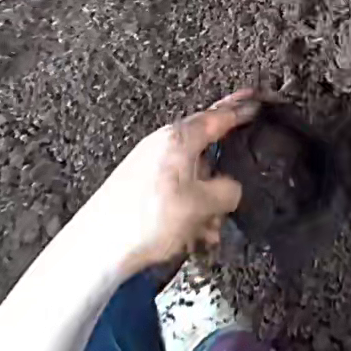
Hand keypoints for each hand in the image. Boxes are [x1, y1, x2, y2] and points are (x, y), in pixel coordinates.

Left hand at [86, 90, 255, 275]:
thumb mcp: (202, 205)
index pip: (218, 116)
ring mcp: (149, 163)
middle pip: (206, 149)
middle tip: (229, 198)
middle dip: (221, 177)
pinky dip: (188, 209)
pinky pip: (175, 190)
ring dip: (205, 201)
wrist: (96, 249)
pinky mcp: (139, 185)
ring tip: (206, 230)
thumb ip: (228, 192)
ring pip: (192, 175)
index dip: (241, 109)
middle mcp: (163, 144)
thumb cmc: (145, 220)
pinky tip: (190, 235)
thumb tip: (231, 190)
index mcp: (180, 138)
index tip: (255, 101)